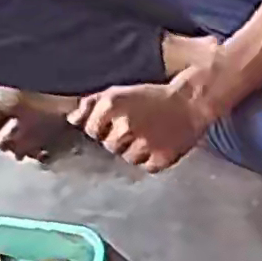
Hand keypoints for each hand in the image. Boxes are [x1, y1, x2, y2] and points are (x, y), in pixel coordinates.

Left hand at [68, 67, 221, 173]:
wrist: (189, 104)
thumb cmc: (153, 97)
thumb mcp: (119, 93)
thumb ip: (92, 104)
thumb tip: (72, 119)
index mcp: (111, 105)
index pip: (92, 131)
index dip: (103, 130)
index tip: (116, 125)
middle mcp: (125, 125)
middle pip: (110, 147)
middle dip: (120, 141)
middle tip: (137, 130)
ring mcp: (144, 144)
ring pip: (128, 159)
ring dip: (136, 152)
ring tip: (149, 138)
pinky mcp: (161, 158)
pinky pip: (147, 167)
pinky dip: (152, 161)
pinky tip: (159, 147)